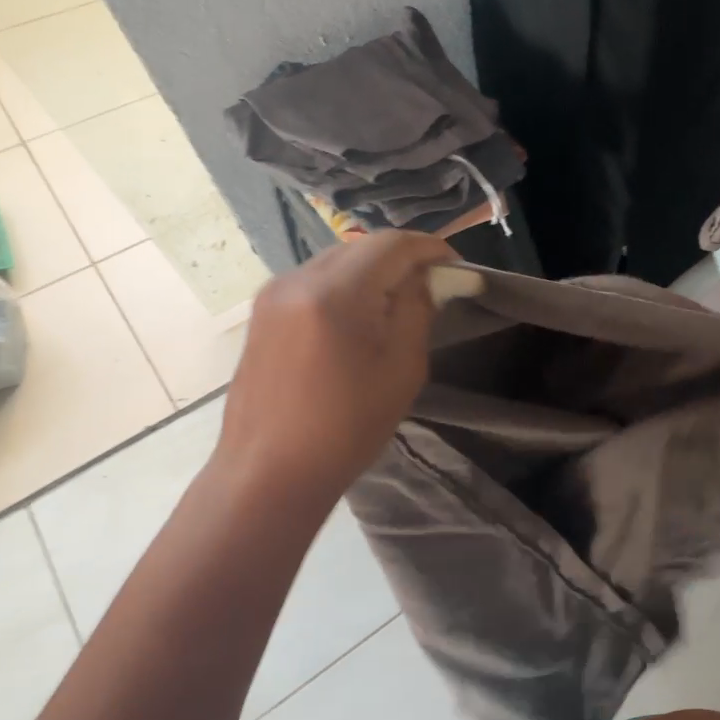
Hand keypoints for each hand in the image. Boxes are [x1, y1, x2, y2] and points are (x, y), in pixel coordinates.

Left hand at [217, 231, 455, 505]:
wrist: (268, 474)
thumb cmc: (346, 429)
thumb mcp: (402, 369)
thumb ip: (418, 310)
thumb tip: (425, 278)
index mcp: (334, 295)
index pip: (392, 245)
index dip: (430, 248)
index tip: (456, 267)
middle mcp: (297, 280)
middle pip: (363, 246)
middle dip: (403, 257)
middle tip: (434, 284)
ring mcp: (273, 294)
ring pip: (338, 259)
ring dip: (375, 270)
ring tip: (401, 301)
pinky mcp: (262, 312)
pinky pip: (316, 280)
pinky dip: (348, 284)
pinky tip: (363, 315)